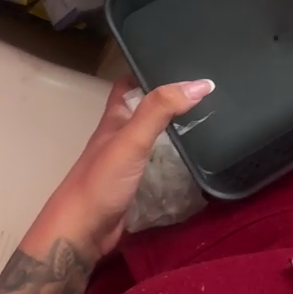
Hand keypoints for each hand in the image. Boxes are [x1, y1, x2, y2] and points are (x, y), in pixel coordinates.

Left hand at [23, 76, 213, 257]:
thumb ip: (161, 110)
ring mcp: (128, 161)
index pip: (130, 83)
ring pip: (154, 136)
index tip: (180, 61)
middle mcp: (120, 135)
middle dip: (170, 98)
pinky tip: (196, 155)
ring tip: (210, 116)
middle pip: (146, 109)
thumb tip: (201, 84)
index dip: (149, 69)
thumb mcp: (132, 138)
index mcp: (114, 118)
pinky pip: (160, 162)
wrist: (82, 232)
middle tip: (205, 90)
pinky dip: (176, 156)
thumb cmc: (101, 181)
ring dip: (176, 127)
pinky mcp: (137, 184)